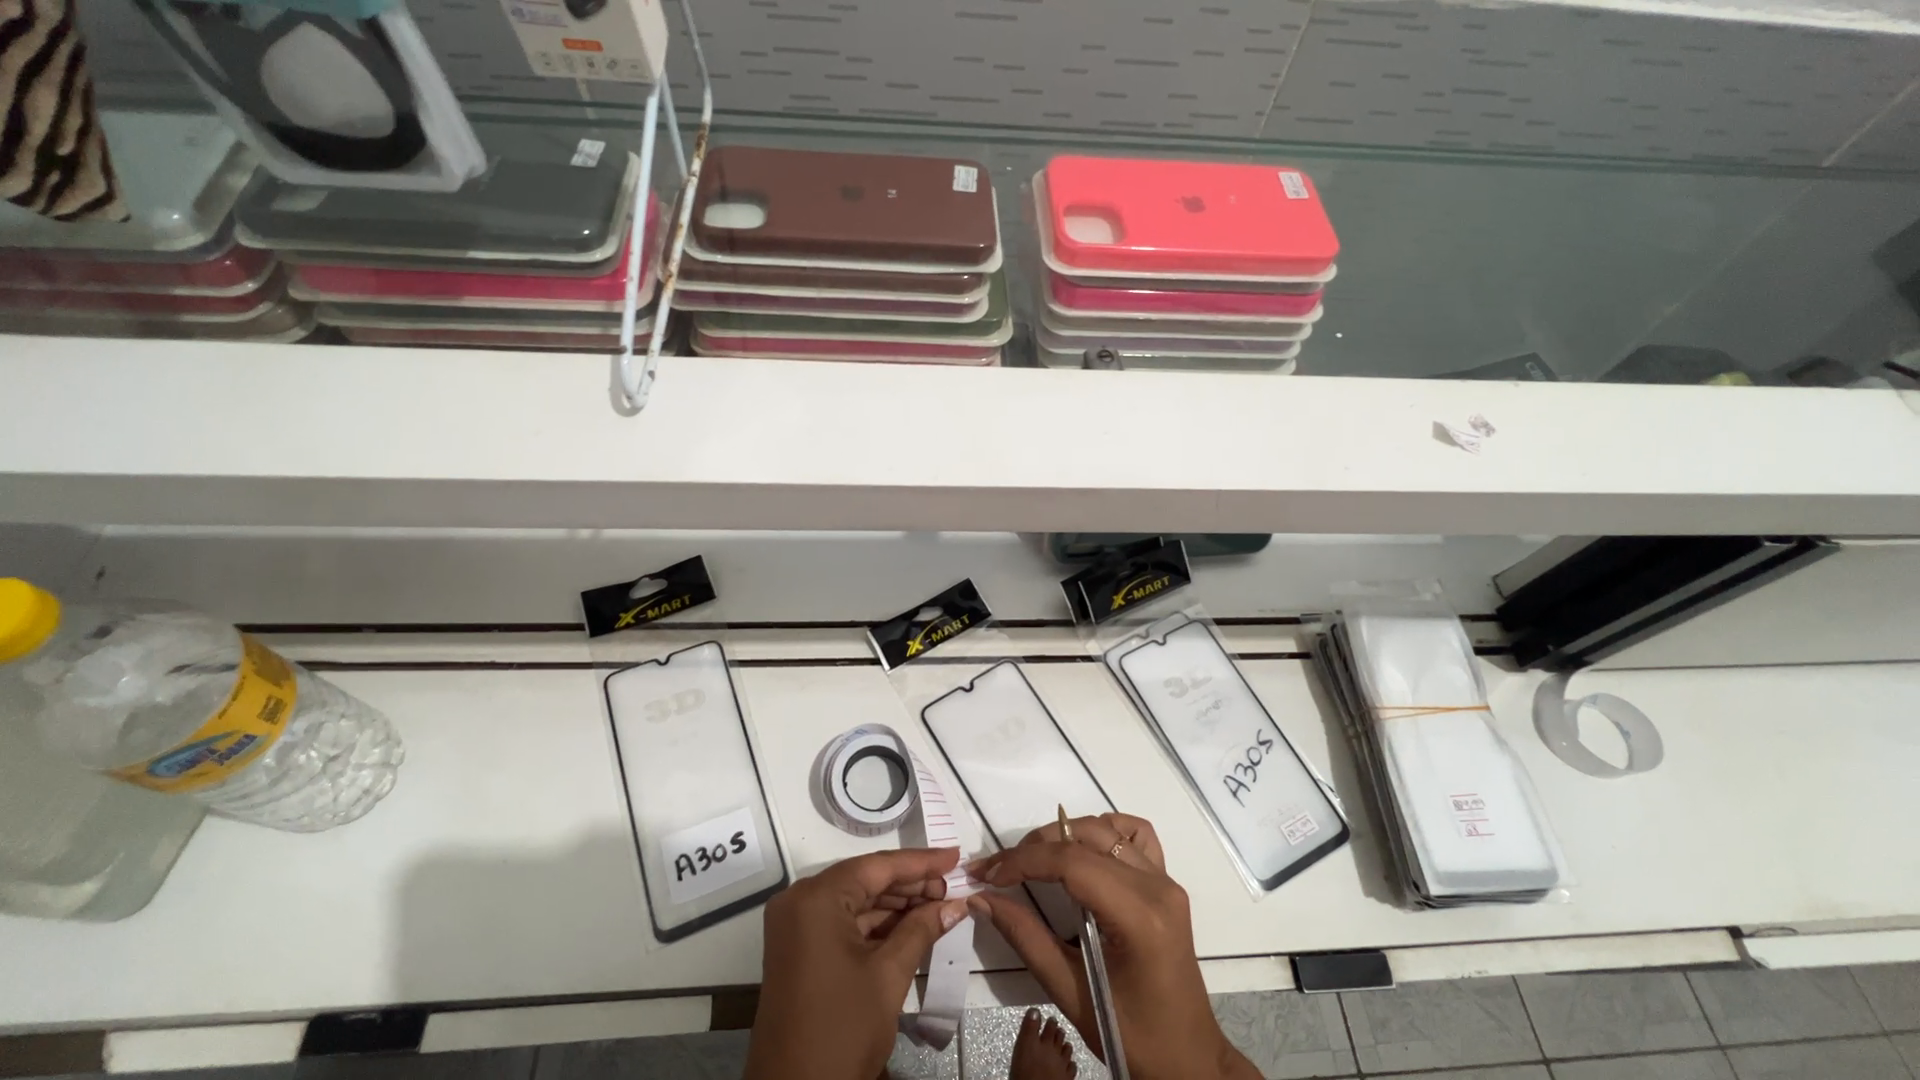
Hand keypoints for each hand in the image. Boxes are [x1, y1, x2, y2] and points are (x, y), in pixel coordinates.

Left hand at [745, 848, 969, 1079]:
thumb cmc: (842, 1028)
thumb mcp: (889, 975)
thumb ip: (921, 930)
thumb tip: (955, 903)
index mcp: (816, 899)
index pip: (876, 868)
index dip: (920, 862)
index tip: (956, 856)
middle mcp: (799, 902)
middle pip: (864, 881)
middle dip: (909, 884)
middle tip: (952, 886)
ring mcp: (795, 927)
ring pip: (854, 902)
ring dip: (895, 905)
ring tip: (939, 905)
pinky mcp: (798, 950)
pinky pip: (842, 923)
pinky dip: (876, 925)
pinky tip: (911, 926)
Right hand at [966, 814, 1258, 1079]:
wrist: (1187, 1058)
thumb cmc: (1130, 1036)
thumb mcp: (1071, 992)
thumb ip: (1026, 938)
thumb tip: (982, 899)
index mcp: (1139, 917)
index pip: (1071, 863)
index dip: (1022, 861)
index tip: (986, 875)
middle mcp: (1158, 887)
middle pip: (1087, 838)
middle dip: (1035, 847)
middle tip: (998, 871)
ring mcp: (1167, 882)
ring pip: (1108, 830)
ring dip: (1064, 836)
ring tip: (1032, 861)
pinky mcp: (1167, 885)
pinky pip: (1136, 837)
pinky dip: (1104, 833)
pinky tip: (1081, 851)